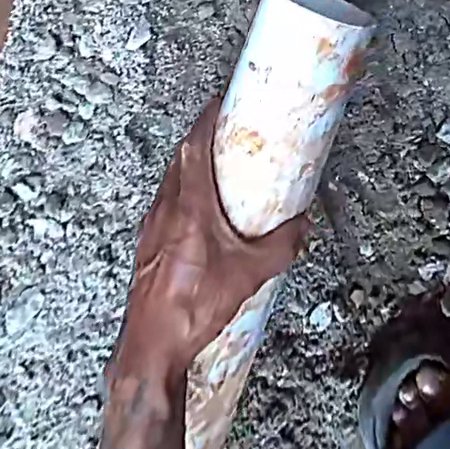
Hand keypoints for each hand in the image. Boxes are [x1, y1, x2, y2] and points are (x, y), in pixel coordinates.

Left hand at [116, 98, 309, 366]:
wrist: (152, 346)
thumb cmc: (193, 308)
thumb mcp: (250, 274)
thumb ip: (283, 246)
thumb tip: (303, 225)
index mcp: (190, 207)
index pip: (194, 148)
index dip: (205, 120)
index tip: (217, 103)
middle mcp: (166, 209)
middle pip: (179, 158)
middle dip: (199, 137)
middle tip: (220, 129)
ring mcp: (151, 226)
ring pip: (169, 179)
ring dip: (187, 163)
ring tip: (211, 164)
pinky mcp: (146, 244)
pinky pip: (163, 201)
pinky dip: (179, 189)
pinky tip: (194, 209)